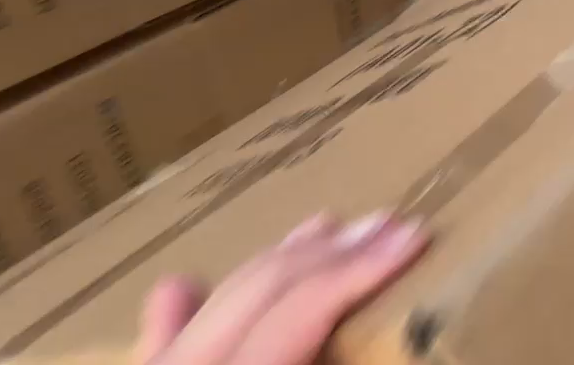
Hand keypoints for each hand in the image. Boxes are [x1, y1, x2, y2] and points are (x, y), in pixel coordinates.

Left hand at [134, 212, 427, 364]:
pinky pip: (154, 343)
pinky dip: (178, 312)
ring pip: (219, 297)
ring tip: (334, 227)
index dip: (364, 269)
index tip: (419, 236)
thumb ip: (346, 360)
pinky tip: (185, 283)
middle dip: (338, 250)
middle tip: (396, 222)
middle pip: (264, 287)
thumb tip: (410, 328)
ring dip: (283, 258)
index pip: (302, 308)